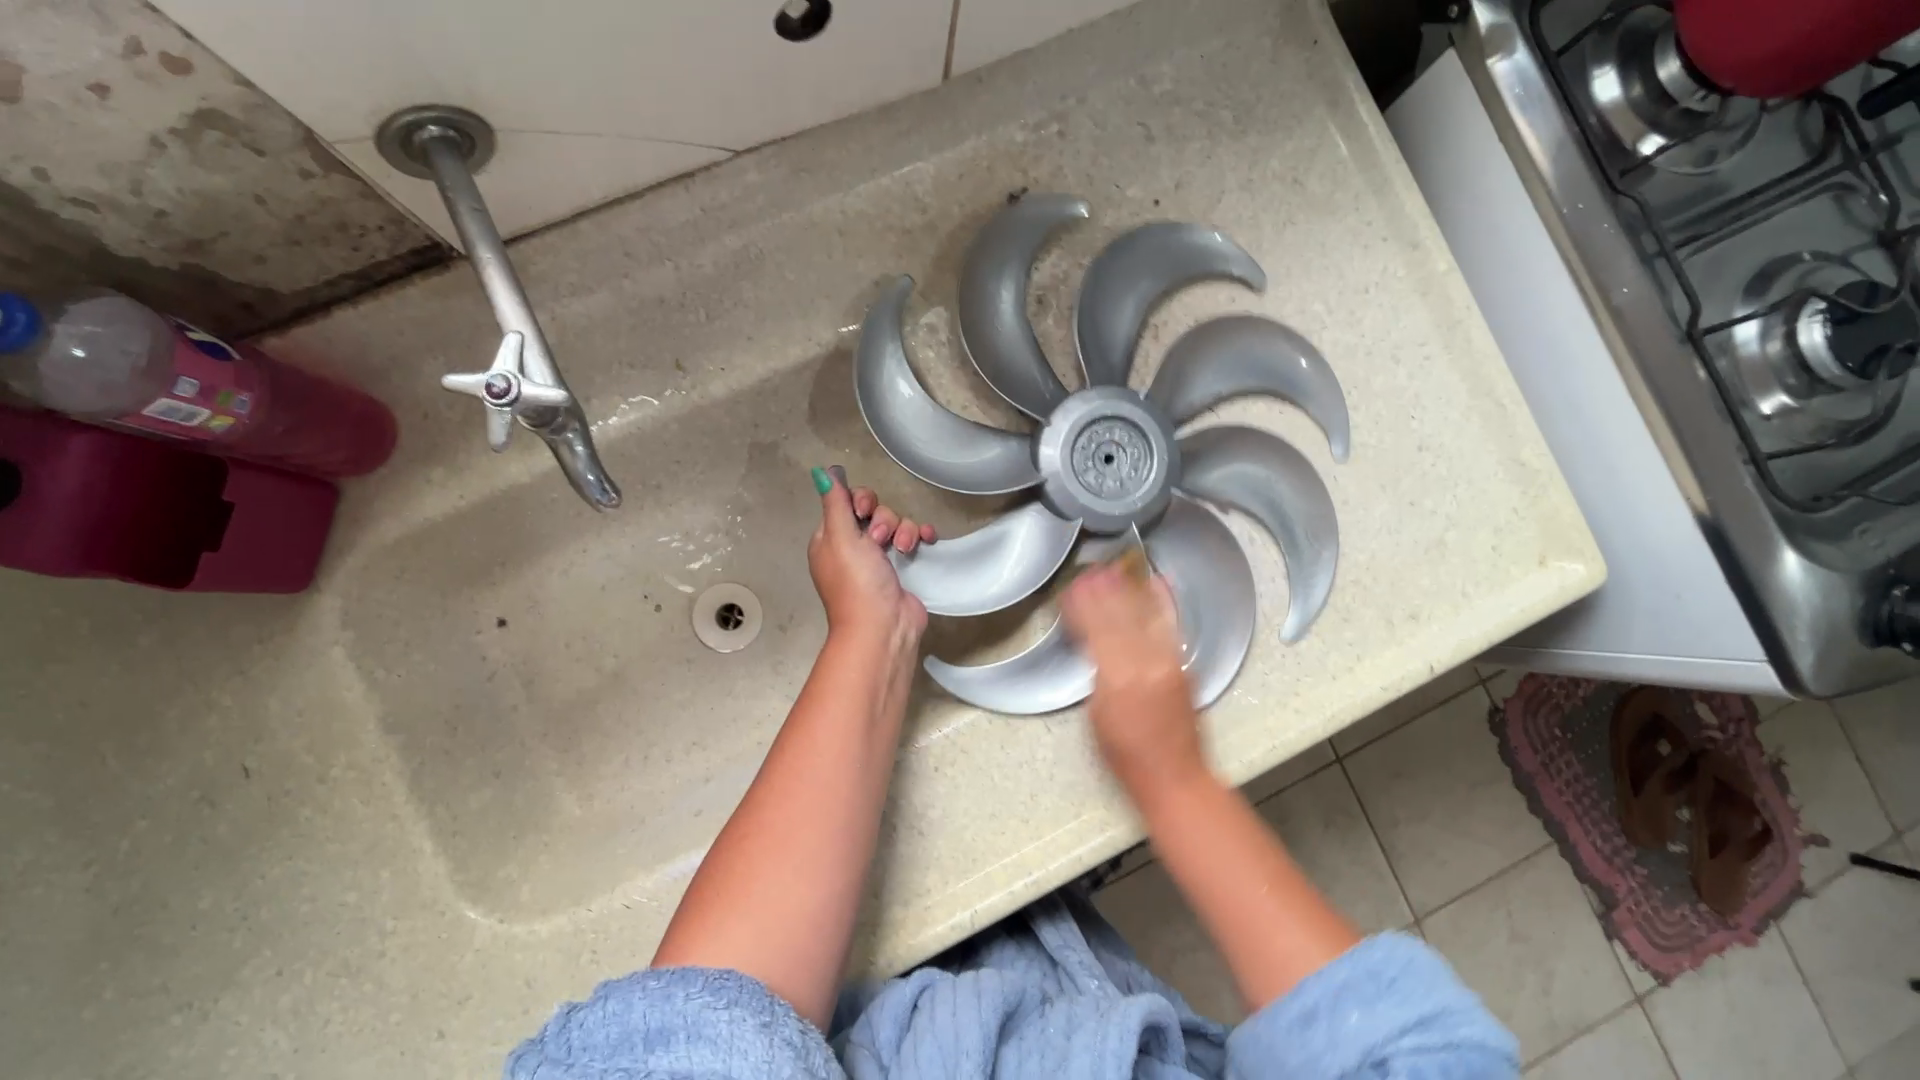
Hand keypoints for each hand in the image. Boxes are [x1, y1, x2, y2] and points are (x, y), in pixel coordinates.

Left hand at [808, 467, 931, 650]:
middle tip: (881, 539)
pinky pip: (915, 540)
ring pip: (896, 524)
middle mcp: (853, 547)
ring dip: (903, 530)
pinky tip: (928, 540)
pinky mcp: (903, 569)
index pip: (845, 503)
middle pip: (874, 511)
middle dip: (884, 518)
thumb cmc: (856, 582)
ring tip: (902, 550)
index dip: (859, 501)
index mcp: (830, 540)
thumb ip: (835, 502)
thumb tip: (822, 472)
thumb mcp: (840, 537)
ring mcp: (879, 560)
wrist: (882, 628)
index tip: (864, 510)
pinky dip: (921, 537)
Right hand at [1059, 563, 1206, 794]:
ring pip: (1145, 615)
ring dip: (1128, 589)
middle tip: (1089, 571)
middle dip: (1102, 591)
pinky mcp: (1183, 664)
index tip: (1070, 589)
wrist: (1175, 776)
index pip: (1096, 629)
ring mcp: (1168, 660)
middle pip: (1120, 616)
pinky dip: (1162, 601)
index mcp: (1117, 676)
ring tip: (1115, 569)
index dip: (1082, 606)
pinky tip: (1158, 583)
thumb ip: (1096, 674)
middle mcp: (1145, 662)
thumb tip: (1091, 643)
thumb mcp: (1096, 714)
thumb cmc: (1126, 755)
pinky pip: (1171, 624)